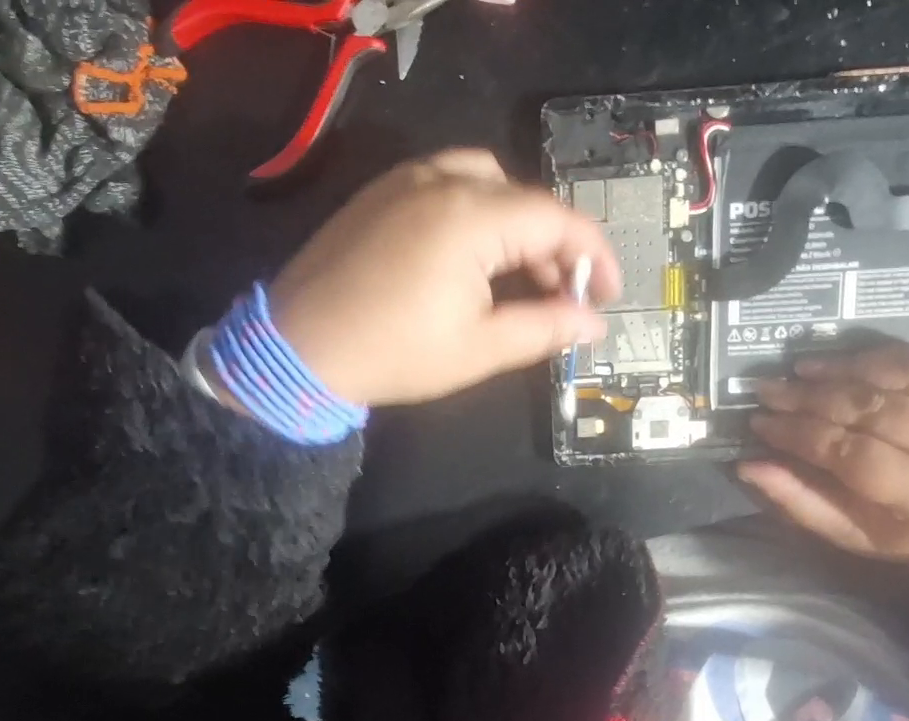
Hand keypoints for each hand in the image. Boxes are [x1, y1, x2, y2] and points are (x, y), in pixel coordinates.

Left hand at [266, 149, 621, 406]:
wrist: (298, 348)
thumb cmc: (392, 353)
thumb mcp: (480, 348)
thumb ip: (545, 328)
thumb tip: (593, 323)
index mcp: (472, 216)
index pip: (559, 220)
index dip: (596, 256)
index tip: (610, 295)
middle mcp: (442, 180)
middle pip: (525, 199)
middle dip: (556, 247)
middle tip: (566, 297)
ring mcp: (407, 180)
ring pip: (488, 184)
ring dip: (518, 227)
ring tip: (524, 278)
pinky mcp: (382, 193)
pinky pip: (448, 185)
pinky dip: (479, 215)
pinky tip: (476, 260)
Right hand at [737, 343, 908, 559]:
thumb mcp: (860, 537)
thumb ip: (803, 503)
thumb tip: (749, 467)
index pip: (848, 453)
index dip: (797, 434)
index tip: (759, 422)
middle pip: (872, 409)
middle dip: (811, 396)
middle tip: (769, 389)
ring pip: (903, 375)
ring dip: (846, 366)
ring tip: (805, 367)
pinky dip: (889, 354)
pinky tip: (855, 358)